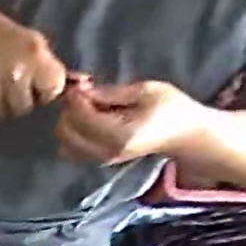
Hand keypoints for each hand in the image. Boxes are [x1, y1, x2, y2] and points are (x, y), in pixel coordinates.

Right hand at [0, 4, 68, 120]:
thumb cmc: (7, 38)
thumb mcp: (35, 45)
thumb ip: (52, 68)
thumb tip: (84, 83)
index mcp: (34, 58)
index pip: (52, 91)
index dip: (46, 90)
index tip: (38, 84)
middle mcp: (13, 76)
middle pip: (25, 108)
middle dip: (22, 100)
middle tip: (14, 86)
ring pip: (4, 114)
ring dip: (3, 106)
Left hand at [57, 80, 209, 164]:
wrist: (180, 135)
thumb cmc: (169, 107)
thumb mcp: (146, 90)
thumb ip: (111, 93)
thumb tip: (81, 90)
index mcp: (120, 134)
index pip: (81, 118)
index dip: (75, 99)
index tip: (80, 83)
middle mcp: (104, 152)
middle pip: (66, 132)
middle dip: (69, 111)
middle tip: (83, 95)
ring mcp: (98, 160)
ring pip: (64, 143)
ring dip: (68, 123)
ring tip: (86, 107)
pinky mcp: (96, 162)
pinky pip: (70, 150)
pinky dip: (71, 134)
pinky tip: (86, 121)